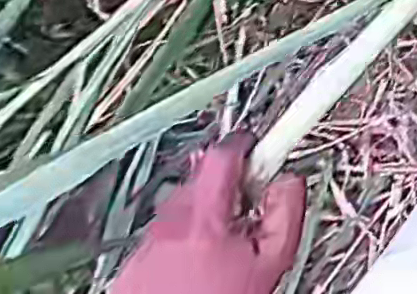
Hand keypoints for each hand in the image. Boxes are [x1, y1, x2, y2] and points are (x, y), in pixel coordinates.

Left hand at [114, 134, 305, 293]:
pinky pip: (163, 237)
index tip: (264, 146)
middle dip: (228, 186)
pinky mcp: (128, 272)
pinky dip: (181, 241)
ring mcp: (143, 250)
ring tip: (221, 248)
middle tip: (246, 210)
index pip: (224, 154)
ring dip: (205, 214)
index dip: (248, 144)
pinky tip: (195, 270)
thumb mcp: (272, 264)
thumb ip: (287, 211)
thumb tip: (288, 180)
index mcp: (203, 220)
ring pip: (183, 207)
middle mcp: (167, 228)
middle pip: (203, 178)